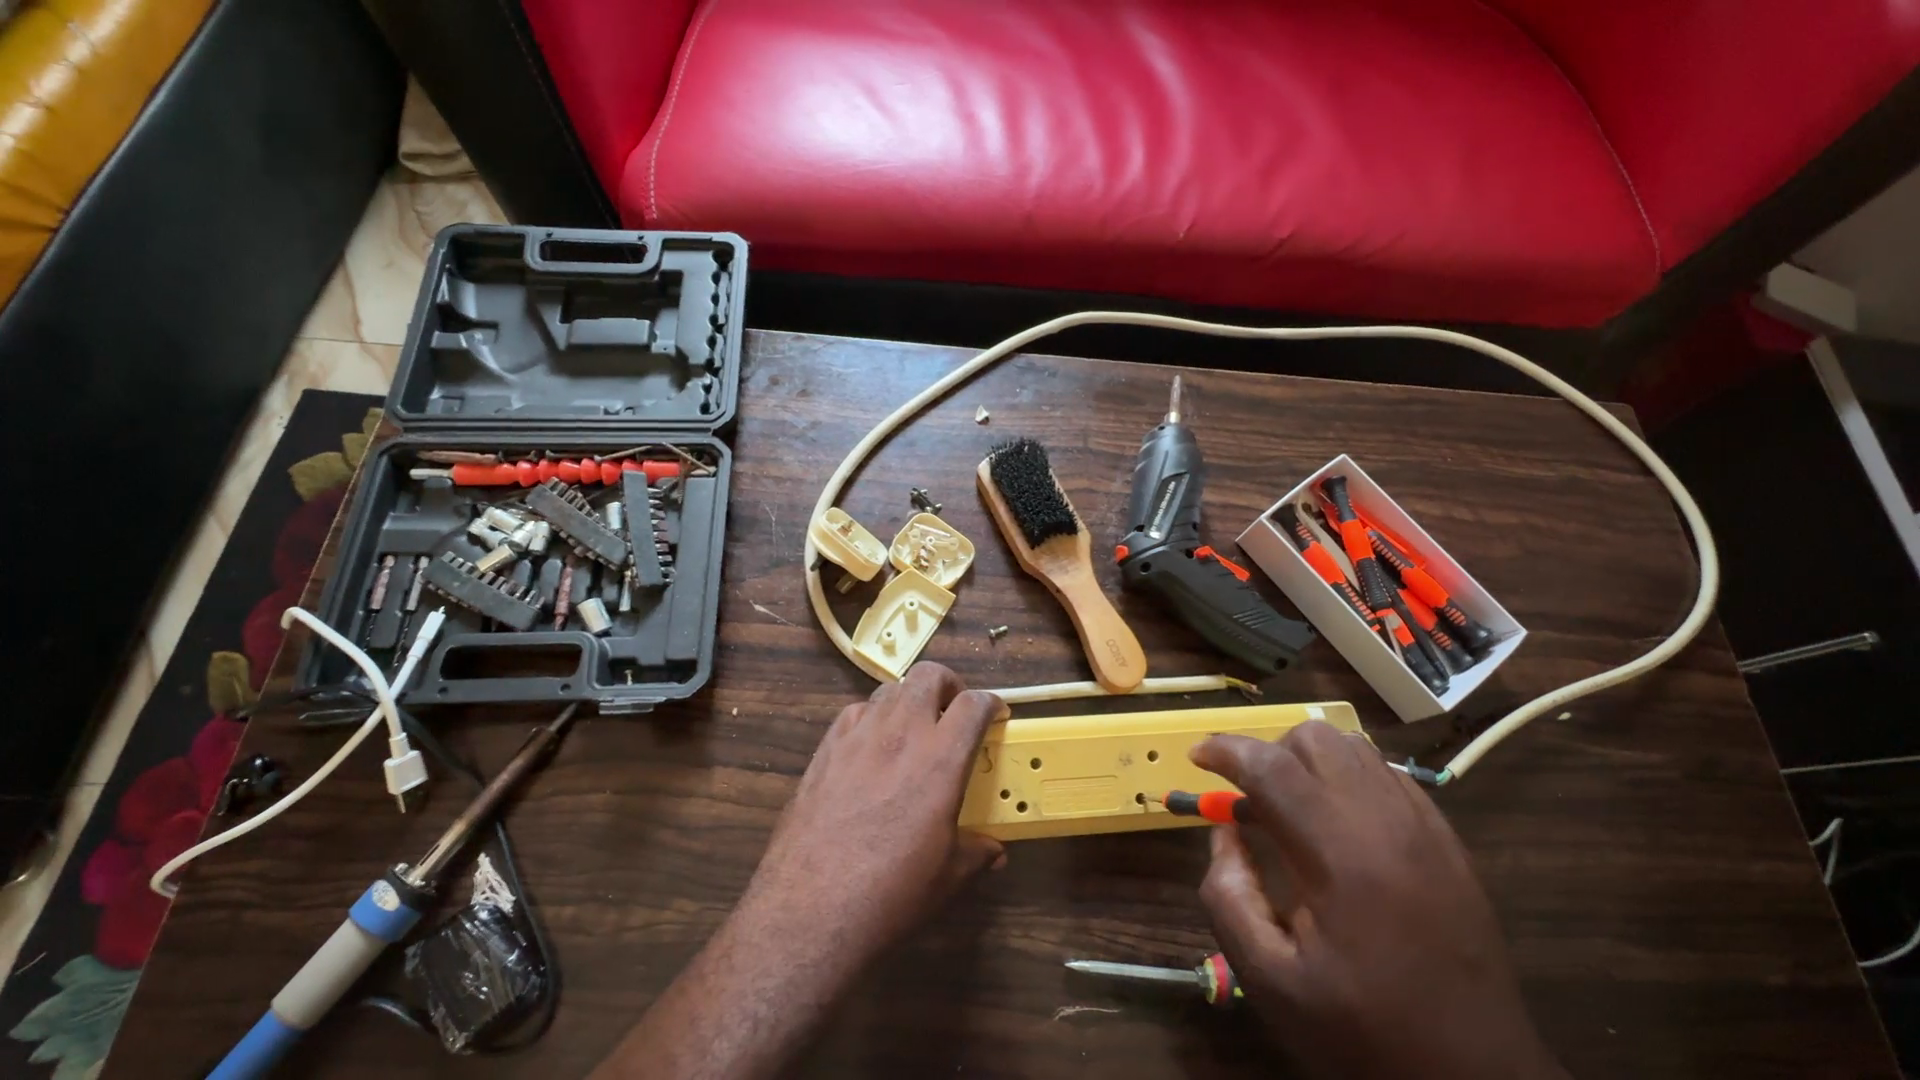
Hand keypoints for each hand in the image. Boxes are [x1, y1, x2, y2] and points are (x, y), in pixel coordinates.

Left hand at [591, 664, 1005, 1079]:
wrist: (810, 908)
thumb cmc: (891, 893)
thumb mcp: (948, 877)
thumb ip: (975, 853)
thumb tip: (993, 851)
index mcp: (941, 759)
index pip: (974, 704)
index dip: (991, 704)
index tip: (995, 715)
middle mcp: (900, 734)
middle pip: (928, 675)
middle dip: (948, 685)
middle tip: (953, 712)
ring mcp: (857, 737)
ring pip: (889, 690)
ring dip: (909, 700)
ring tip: (913, 729)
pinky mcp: (823, 751)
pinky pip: (853, 714)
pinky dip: (871, 719)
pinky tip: (871, 749)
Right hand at [1192, 723, 1563, 1079]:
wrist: (1475, 1075)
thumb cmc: (1364, 1030)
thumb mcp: (1269, 980)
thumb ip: (1229, 896)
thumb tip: (1225, 833)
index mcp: (1341, 855)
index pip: (1273, 766)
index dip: (1226, 750)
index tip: (1197, 758)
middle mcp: (1388, 823)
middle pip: (1317, 739)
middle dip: (1269, 752)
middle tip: (1249, 801)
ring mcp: (1427, 828)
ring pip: (1356, 749)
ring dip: (1310, 762)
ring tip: (1291, 810)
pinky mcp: (1449, 842)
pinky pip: (1389, 776)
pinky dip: (1350, 779)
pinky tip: (1338, 826)